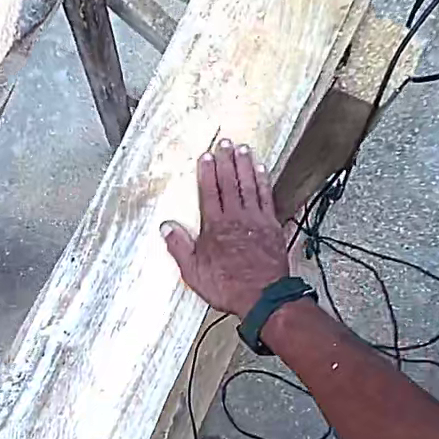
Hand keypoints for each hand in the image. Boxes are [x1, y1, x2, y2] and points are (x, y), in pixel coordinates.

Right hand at [161, 140, 292, 314]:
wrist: (263, 296)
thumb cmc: (228, 286)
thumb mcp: (194, 272)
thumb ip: (179, 247)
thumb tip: (166, 227)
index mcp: (215, 226)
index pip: (209, 191)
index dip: (207, 172)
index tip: (206, 156)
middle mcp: (236, 217)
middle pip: (230, 182)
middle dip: (226, 160)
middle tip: (225, 142)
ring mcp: (256, 220)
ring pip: (249, 185)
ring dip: (245, 165)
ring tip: (243, 148)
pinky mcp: (272, 226)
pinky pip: (267, 197)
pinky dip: (264, 182)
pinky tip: (262, 170)